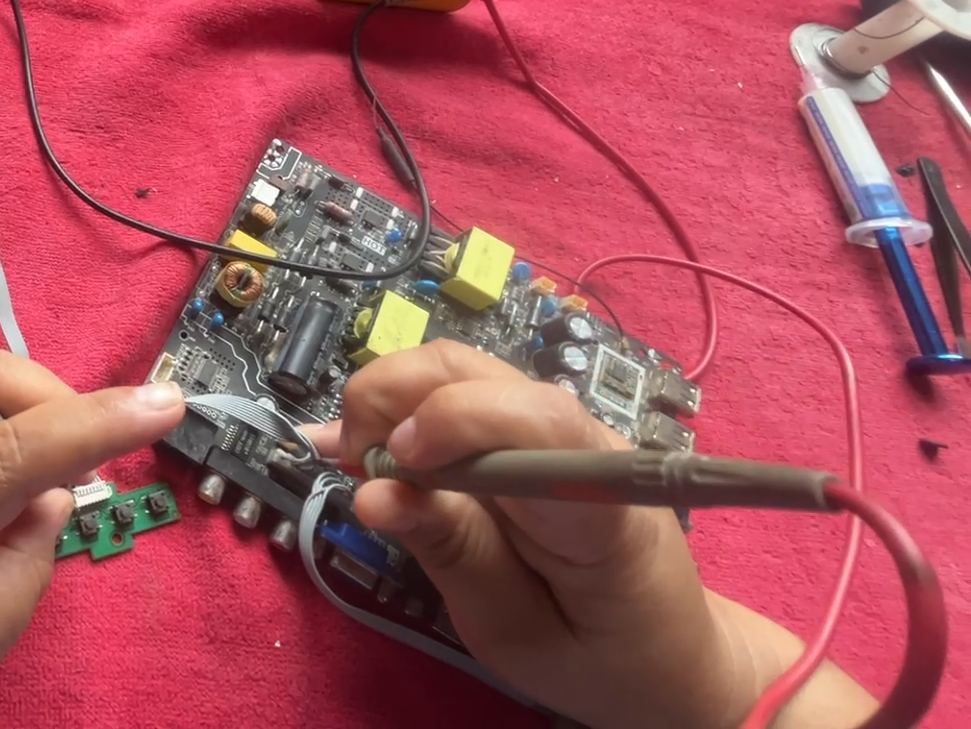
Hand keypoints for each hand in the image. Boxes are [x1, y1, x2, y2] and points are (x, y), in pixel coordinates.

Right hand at [304, 340, 872, 728]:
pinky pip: (443, 385)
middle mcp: (575, 439)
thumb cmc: (599, 657)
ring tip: (362, 459)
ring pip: (444, 364)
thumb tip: (370, 494)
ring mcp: (547, 420)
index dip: (452, 420)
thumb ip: (452, 555)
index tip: (390, 464)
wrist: (666, 649)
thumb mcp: (516, 633)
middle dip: (384, 399)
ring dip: (381, 399)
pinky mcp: (519, 419)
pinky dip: (390, 405)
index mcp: (598, 507)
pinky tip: (365, 445)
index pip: (537, 418)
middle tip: (355, 464)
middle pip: (465, 369)